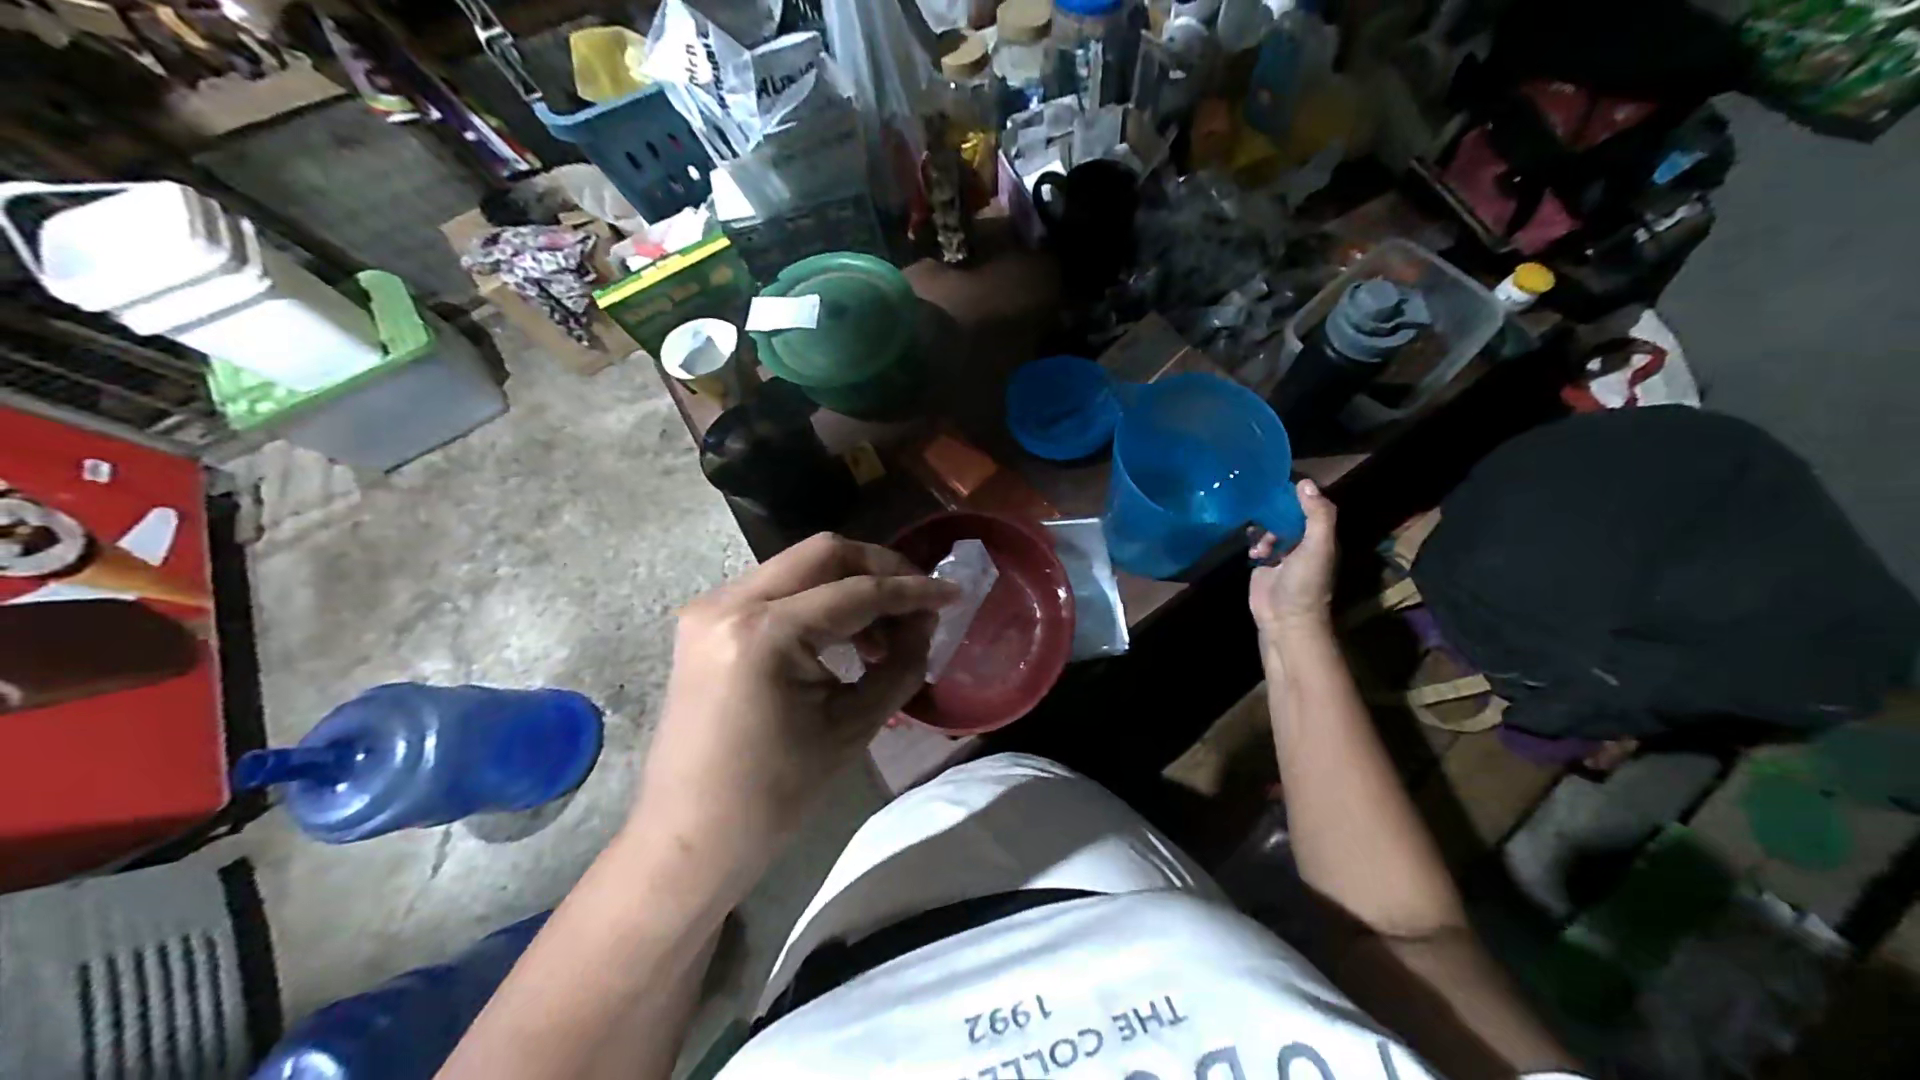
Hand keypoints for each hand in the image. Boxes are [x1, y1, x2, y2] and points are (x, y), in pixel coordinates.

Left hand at [633, 533, 958, 884]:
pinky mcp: (705, 623)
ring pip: (799, 567)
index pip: (856, 591)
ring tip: (883, 636)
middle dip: (881, 569)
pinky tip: (843, 639)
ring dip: (849, 587)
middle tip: (918, 601)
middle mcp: (728, 603)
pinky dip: (818, 602)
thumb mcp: (853, 727)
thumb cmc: (774, 796)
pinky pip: (775, 590)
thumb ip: (900, 664)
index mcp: (764, 634)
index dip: (912, 591)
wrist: (690, 836)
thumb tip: (925, 624)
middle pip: (823, 554)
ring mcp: (709, 609)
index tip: (952, 594)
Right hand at [1249, 478, 1337, 636]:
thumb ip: (1317, 515)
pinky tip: (1252, 550)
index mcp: (1320, 536)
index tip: (1279, 481)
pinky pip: (1257, 543)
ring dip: (1262, 528)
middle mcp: (1302, 542)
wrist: (1285, 619)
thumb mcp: (1318, 545)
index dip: (1298, 493)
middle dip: (1274, 510)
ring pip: (1270, 527)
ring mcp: (1282, 553)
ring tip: (1259, 538)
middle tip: (1260, 505)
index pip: (1310, 505)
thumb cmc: (1306, 582)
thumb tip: (1304, 482)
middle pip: (1287, 514)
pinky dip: (1253, 541)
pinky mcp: (1263, 564)